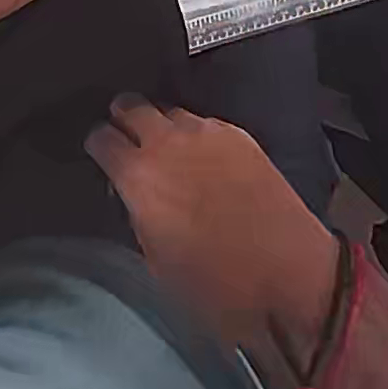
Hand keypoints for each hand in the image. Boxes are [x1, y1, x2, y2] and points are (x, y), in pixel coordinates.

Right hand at [86, 96, 338, 361]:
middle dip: (122, 116)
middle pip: (128, 104)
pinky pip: (203, 122)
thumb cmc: (217, 285)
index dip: (96, 143)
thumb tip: (130, 195)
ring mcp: (203, 131)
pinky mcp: (235, 132)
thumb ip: (136, 215)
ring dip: (162, 126)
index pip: (99, 136)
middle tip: (129, 136)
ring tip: (171, 148)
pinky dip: (197, 135)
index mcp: (138, 175)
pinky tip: (207, 157)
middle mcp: (165, 142)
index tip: (101, 152)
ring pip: (167, 110)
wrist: (291, 274)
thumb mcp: (157, 261)